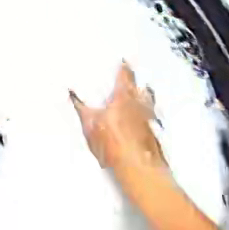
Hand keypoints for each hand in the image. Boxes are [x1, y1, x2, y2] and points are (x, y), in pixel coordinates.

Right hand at [70, 63, 170, 188]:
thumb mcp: (90, 124)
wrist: (140, 170)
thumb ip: (81, 107)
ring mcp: (151, 118)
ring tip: (136, 97)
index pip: (126, 73)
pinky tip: (140, 121)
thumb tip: (72, 93)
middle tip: (128, 77)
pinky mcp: (156, 133)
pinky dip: (146, 115)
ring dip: (143, 97)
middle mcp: (141, 102)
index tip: (121, 59)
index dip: (123, 65)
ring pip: (149, 101)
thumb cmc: (114, 143)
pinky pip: (152, 116)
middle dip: (135, 81)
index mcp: (125, 95)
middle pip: (141, 85)